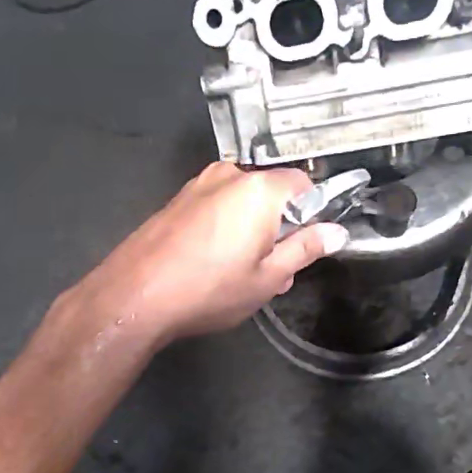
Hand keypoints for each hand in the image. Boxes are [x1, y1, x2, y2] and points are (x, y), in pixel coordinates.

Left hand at [78, 162, 348, 343]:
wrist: (134, 296)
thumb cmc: (208, 290)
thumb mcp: (268, 278)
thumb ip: (305, 249)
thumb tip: (336, 232)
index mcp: (259, 189)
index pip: (306, 185)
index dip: (316, 215)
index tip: (312, 246)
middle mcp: (229, 176)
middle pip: (274, 195)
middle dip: (283, 229)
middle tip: (278, 273)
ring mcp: (200, 185)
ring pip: (246, 204)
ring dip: (256, 233)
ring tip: (246, 276)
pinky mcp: (180, 200)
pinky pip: (221, 208)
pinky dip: (230, 231)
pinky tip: (220, 266)